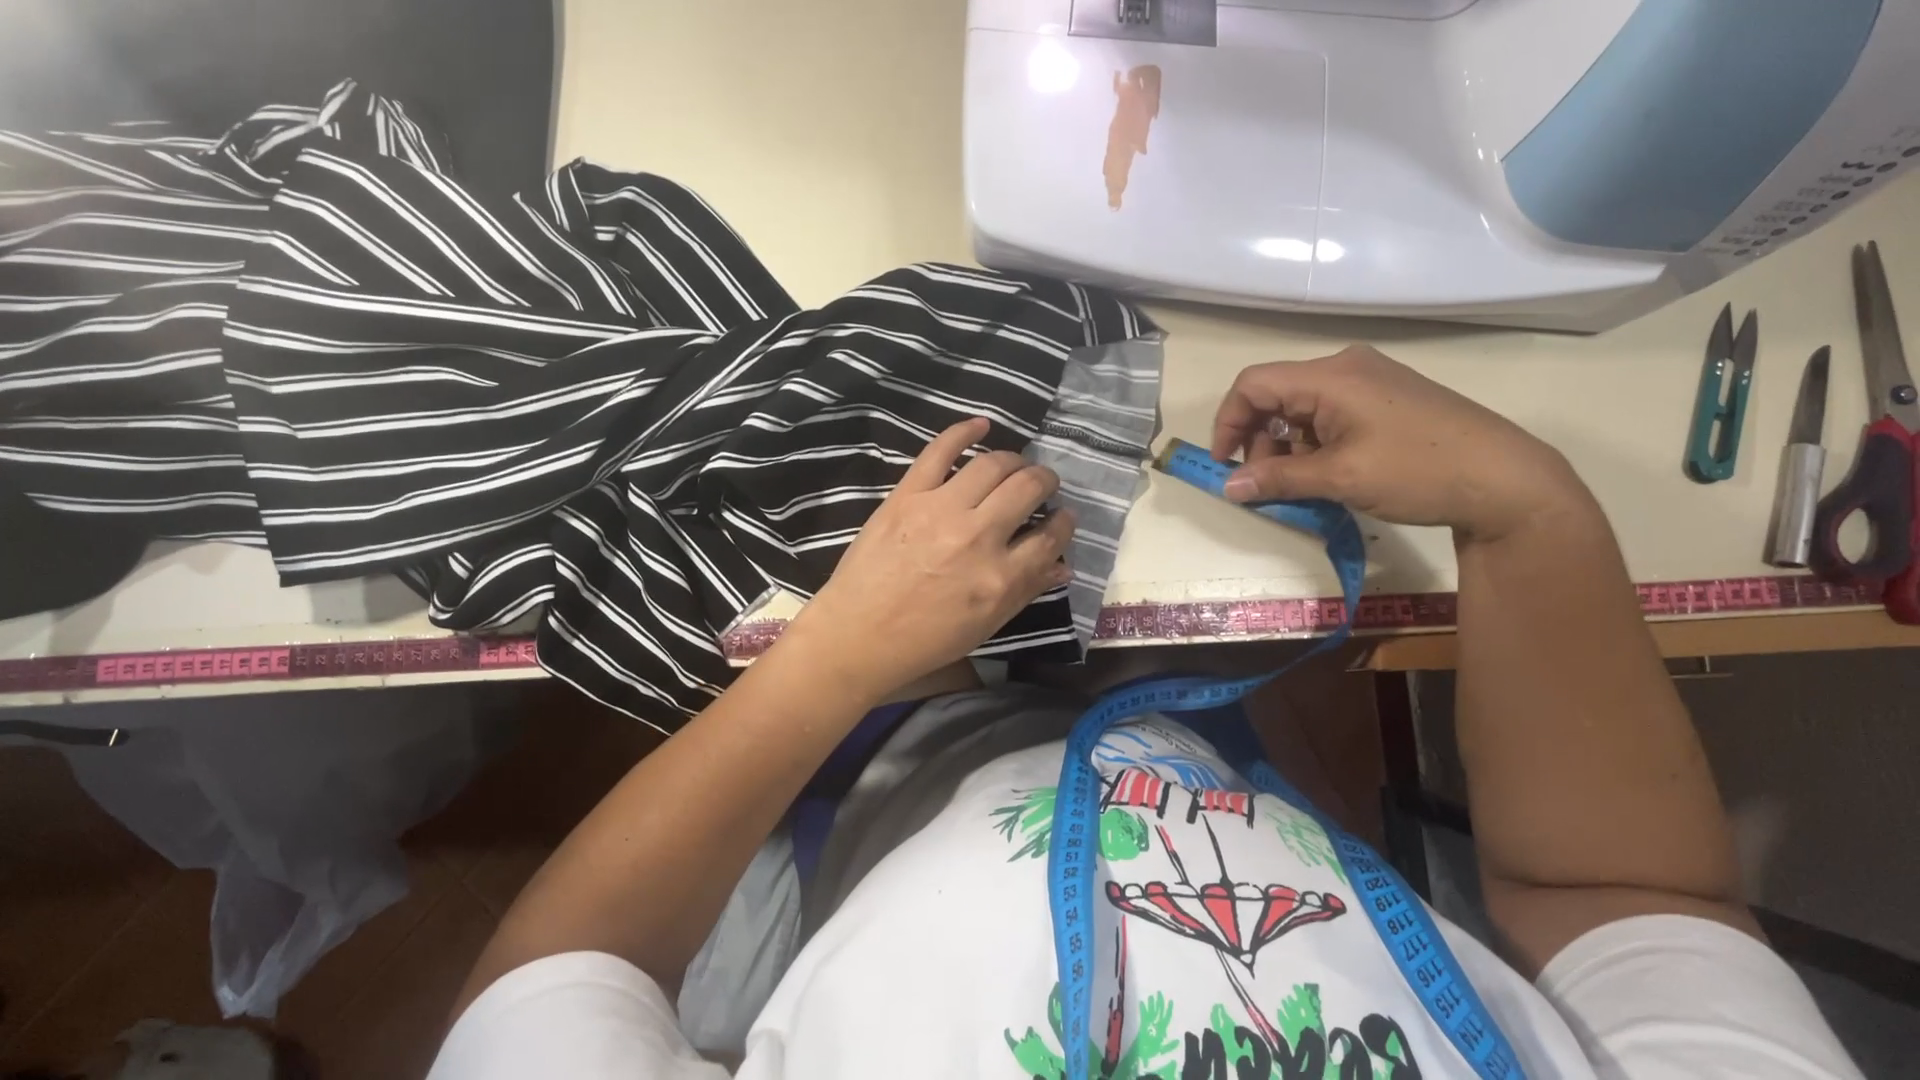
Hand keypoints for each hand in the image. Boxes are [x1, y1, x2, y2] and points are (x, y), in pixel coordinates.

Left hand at [788, 418, 1074, 700]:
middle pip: (1027, 489)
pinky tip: (982, 424)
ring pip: (993, 465)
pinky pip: (940, 451)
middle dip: (1044, 482)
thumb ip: (1025, 591)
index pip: (1050, 537)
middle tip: (1042, 486)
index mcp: (1000, 578)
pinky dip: (964, 431)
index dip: (1063, 523)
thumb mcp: (985, 625)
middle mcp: (978, 537)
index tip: (1062, 517)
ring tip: (1016, 466)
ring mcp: (940, 510)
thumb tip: (1062, 566)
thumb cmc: (925, 640)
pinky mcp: (907, 495)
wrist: (859, 635)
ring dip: (1014, 460)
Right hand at [1212, 345, 1584, 541]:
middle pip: (1277, 396)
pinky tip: (1330, 477)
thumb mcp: (1340, 478)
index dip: (1228, 423)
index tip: (1226, 466)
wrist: (1507, 480)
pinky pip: (1331, 416)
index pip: (1253, 384)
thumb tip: (1227, 486)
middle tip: (1267, 485)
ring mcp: (1371, 383)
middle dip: (1260, 441)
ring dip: (1289, 448)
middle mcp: (1348, 368)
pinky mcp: (1388, 401)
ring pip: (1303, 410)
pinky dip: (1316, 446)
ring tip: (1303, 487)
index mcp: (1332, 376)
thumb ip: (1277, 478)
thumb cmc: (1418, 471)